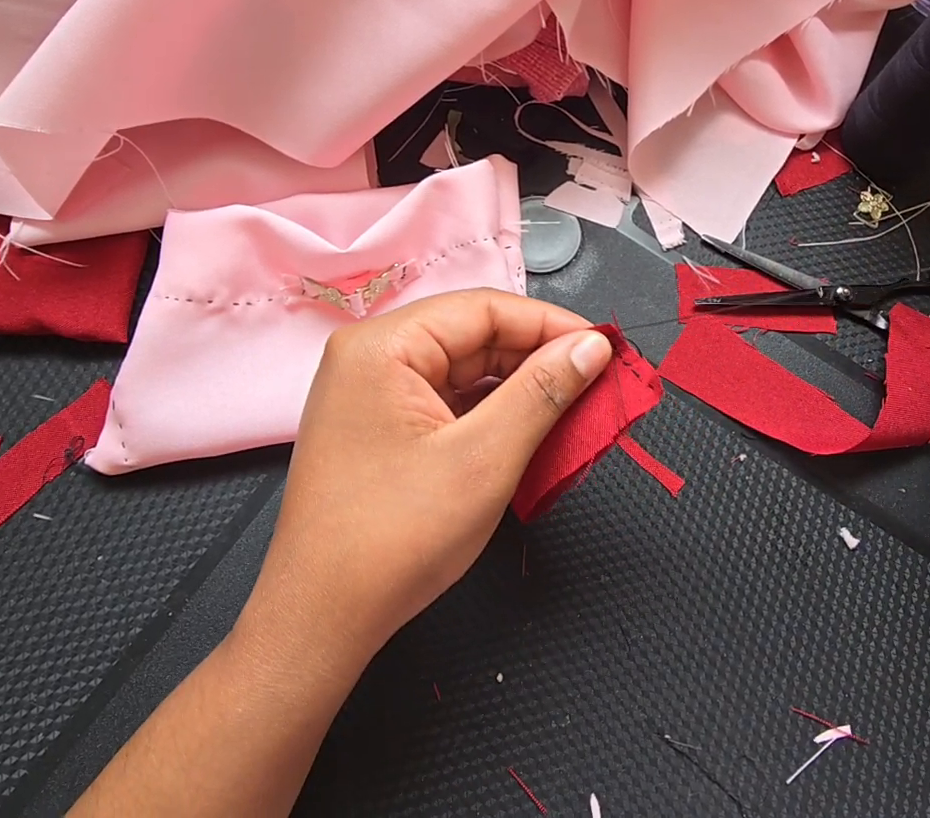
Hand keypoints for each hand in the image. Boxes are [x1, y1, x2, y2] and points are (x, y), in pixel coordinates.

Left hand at [242, 289, 612, 657]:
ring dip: (520, 388)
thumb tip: (593, 346)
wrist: (322, 621)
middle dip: (538, 358)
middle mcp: (371, 358)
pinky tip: (531, 429)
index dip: (552, 325)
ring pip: (466, 370)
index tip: (606, 348)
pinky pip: (449, 401)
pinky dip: (493, 413)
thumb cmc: (395, 539)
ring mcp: (373, 394)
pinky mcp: (382, 427)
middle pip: (474, 336)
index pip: (483, 308)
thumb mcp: (484, 458)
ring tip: (574, 408)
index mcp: (382, 346)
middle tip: (599, 382)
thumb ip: (543, 391)